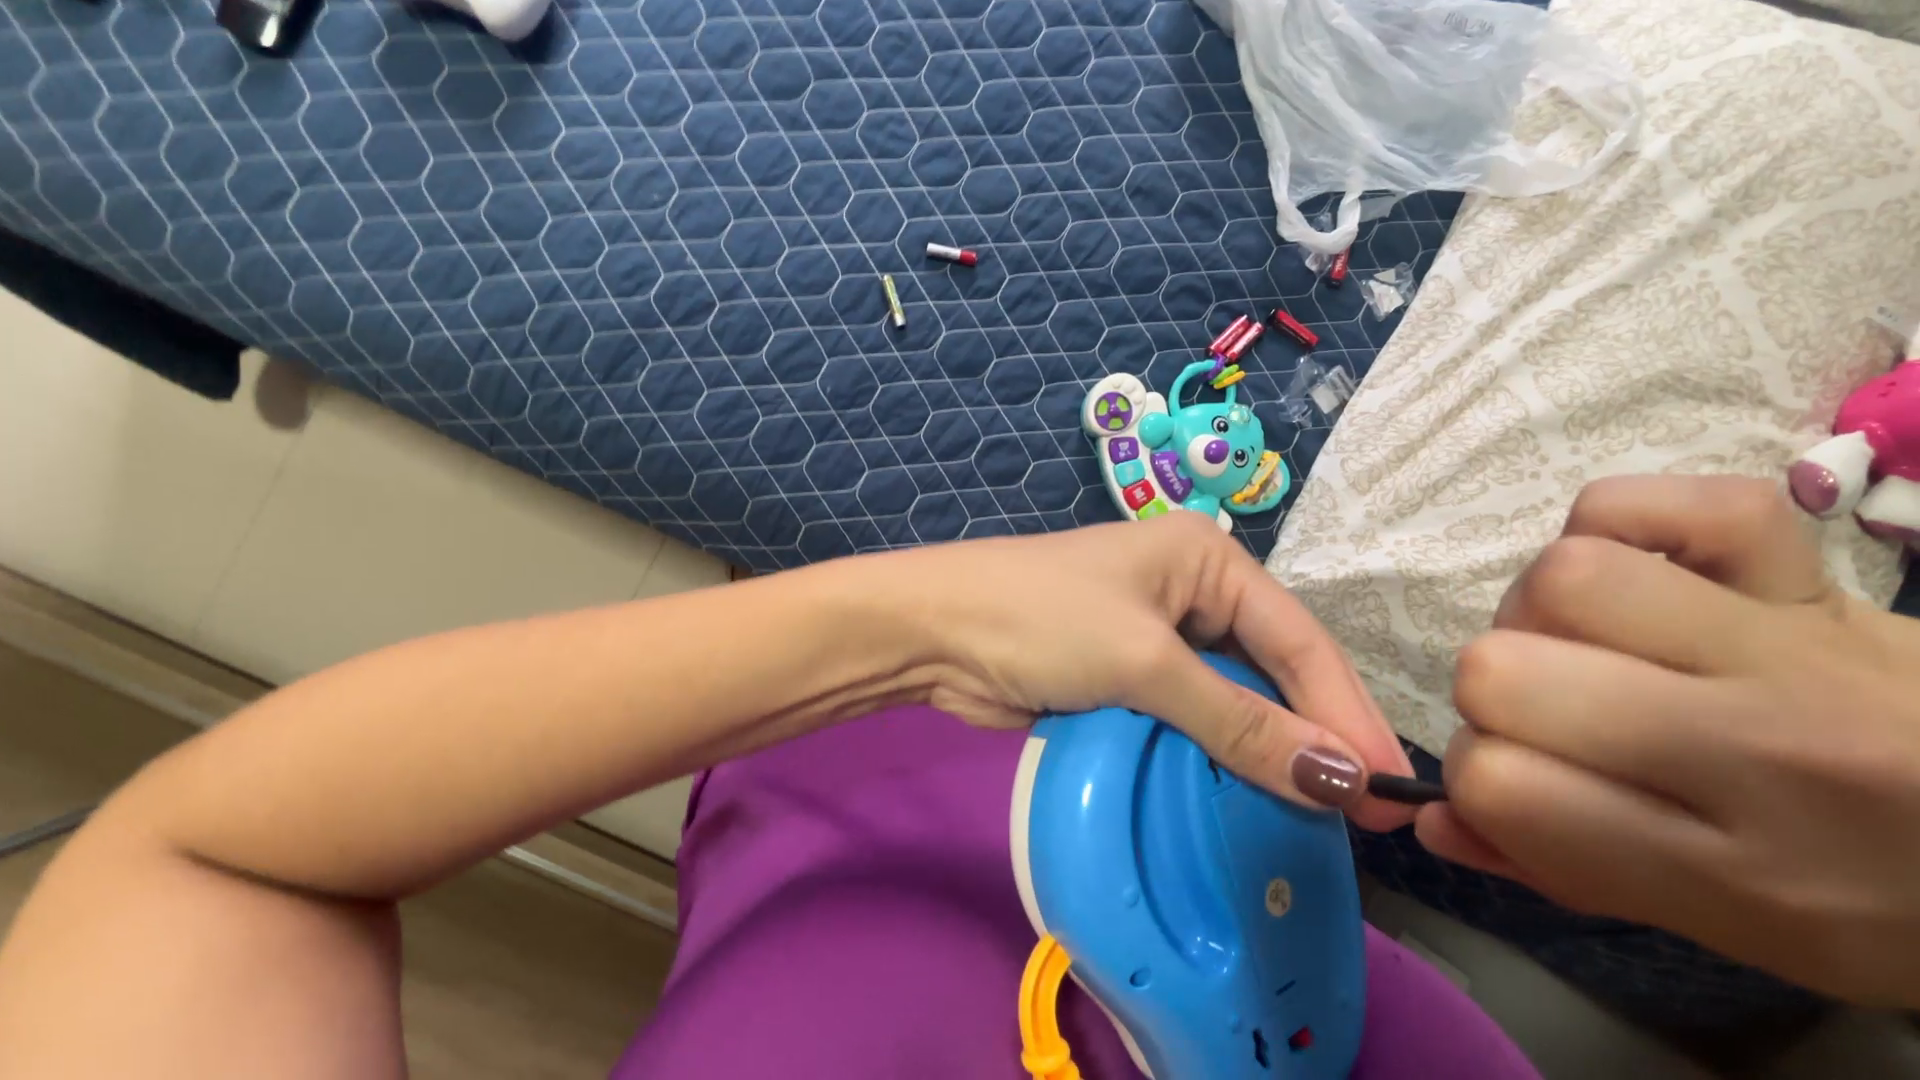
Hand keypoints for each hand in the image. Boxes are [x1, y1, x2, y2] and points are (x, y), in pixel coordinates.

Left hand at [879, 512, 1413, 829]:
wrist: (932, 631)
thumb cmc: (1040, 620)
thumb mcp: (1145, 663)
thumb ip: (1238, 721)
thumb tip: (1339, 778)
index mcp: (1207, 560)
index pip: (1298, 639)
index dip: (1345, 712)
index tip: (1387, 785)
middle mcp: (1192, 592)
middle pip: (1272, 670)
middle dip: (1313, 734)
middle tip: (1365, 811)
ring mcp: (1157, 637)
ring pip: (1233, 699)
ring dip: (1267, 750)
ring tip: (1322, 814)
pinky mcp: (1127, 677)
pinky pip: (1191, 719)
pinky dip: (1217, 755)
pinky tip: (1250, 796)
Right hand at [1417, 475, 1919, 1005]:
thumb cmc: (1871, 902)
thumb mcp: (1725, 930)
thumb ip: (1560, 872)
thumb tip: (1431, 815)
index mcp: (1737, 870)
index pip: (1499, 783)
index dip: (1474, 781)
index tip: (1517, 786)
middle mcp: (1764, 750)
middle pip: (1500, 672)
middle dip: (1490, 697)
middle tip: (1547, 715)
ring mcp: (1793, 644)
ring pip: (1566, 579)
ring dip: (1535, 613)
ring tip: (1580, 640)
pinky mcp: (1814, 569)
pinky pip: (1672, 505)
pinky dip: (1618, 522)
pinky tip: (1631, 569)